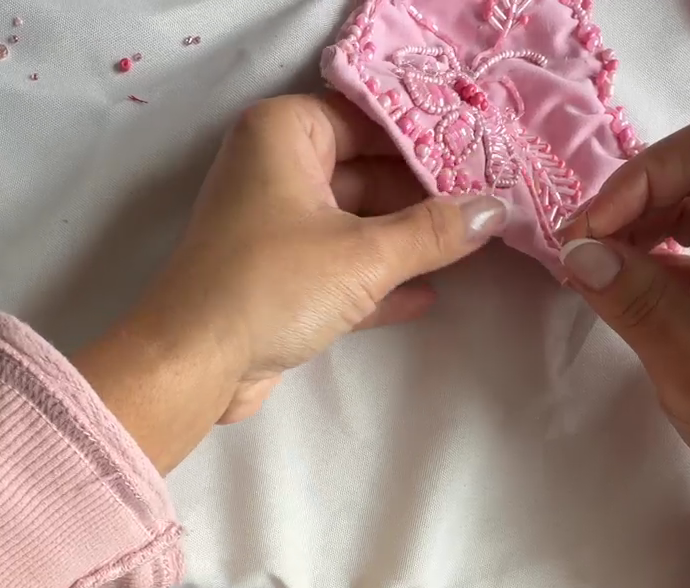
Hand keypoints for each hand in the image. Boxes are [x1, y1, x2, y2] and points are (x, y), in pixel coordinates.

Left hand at [75, 94, 506, 471]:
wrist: (195, 364)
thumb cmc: (272, 286)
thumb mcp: (362, 256)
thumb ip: (431, 233)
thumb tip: (495, 210)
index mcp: (285, 134)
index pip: (371, 121)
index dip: (428, 144)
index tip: (483, 161)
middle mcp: (274, 173)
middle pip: (365, 176)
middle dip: (421, 201)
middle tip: (485, 210)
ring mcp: (272, 232)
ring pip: (351, 228)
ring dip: (402, 247)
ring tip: (469, 250)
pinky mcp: (274, 283)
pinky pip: (335, 272)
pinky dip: (373, 285)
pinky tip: (425, 298)